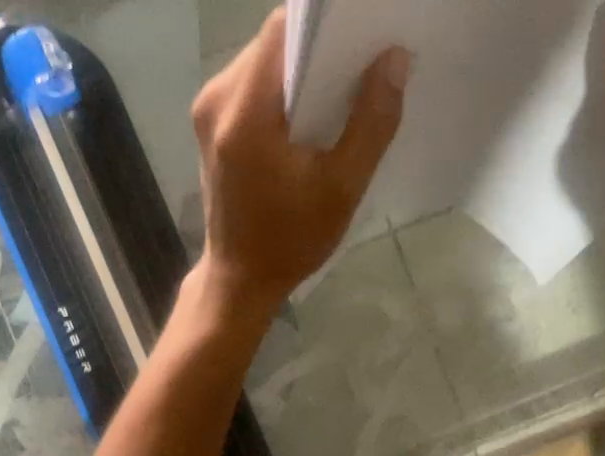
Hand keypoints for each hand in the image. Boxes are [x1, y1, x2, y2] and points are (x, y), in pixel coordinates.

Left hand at [190, 10, 410, 310]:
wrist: (240, 280)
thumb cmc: (291, 240)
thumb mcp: (342, 188)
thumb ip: (372, 122)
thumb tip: (395, 60)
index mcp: (244, 111)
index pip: (286, 29)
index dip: (327, 22)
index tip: (366, 33)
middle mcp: (217, 98)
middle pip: (274, 42)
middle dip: (320, 47)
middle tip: (363, 63)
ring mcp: (209, 111)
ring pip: (264, 61)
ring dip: (303, 68)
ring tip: (342, 89)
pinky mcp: (212, 125)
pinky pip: (254, 85)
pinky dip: (285, 89)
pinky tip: (312, 113)